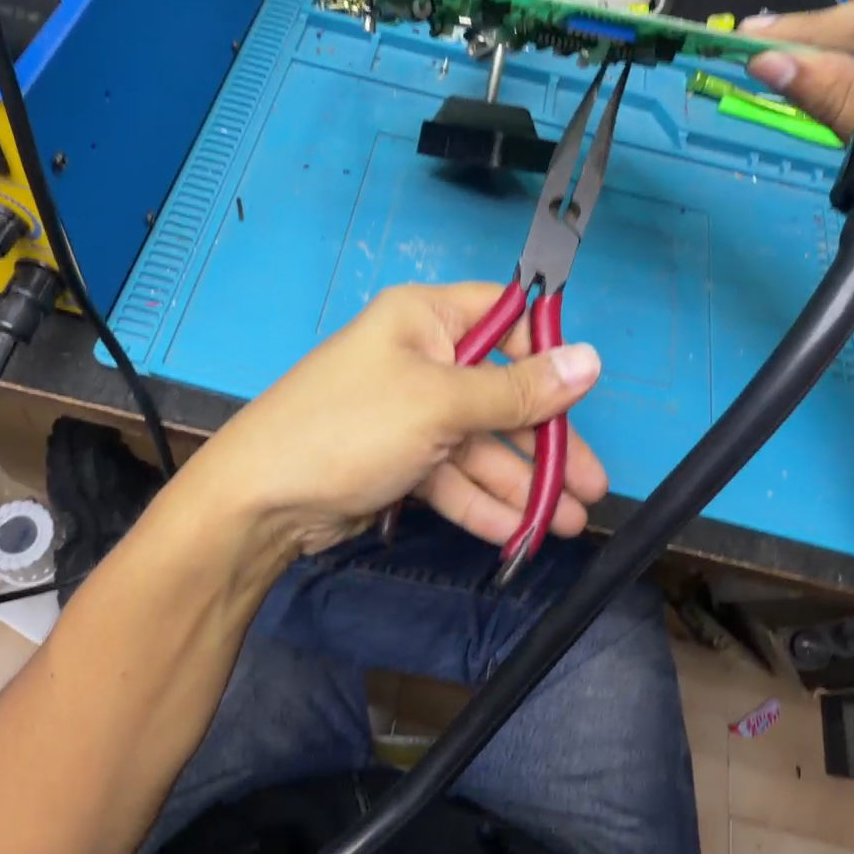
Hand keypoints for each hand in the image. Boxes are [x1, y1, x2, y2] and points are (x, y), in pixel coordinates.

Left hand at [183, 283, 608, 556]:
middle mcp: (420, 360)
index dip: (544, 352)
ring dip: (521, 484)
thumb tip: (590, 361)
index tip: (580, 393)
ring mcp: (409, 415)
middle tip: (591, 486)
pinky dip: (482, 504)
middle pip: (500, 393)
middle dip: (545, 443)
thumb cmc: (352, 427)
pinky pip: (453, 476)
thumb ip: (518, 391)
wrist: (263, 499)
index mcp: (424, 319)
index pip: (503, 317)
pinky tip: (518, 535)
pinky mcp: (399, 462)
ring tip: (566, 523)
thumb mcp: (441, 403)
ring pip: (480, 445)